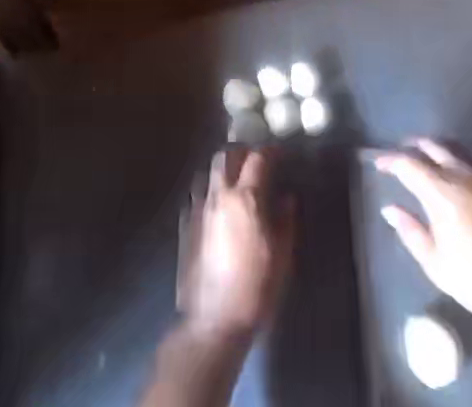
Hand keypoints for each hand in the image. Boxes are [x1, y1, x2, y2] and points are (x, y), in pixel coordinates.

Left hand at [178, 148, 292, 338]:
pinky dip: (208, 191)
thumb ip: (285, 220)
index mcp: (245, 199)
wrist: (213, 320)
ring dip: (222, 169)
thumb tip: (287, 198)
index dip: (270, 151)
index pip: (257, 158)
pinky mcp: (184, 225)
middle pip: (225, 156)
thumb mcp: (282, 256)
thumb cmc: (256, 288)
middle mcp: (218, 195)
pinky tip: (216, 206)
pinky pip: (196, 195)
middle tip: (254, 160)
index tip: (279, 153)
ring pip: (207, 172)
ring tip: (235, 180)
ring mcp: (197, 208)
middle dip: (240, 151)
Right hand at [377, 138, 471, 327]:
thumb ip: (412, 233)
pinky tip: (462, 176)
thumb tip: (390, 209)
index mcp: (441, 191)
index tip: (378, 164)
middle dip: (414, 146)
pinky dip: (461, 160)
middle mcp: (463, 175)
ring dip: (438, 148)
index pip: (408, 163)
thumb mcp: (437, 265)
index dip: (390, 160)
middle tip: (402, 152)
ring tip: (429, 158)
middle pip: (434, 146)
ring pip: (458, 149)